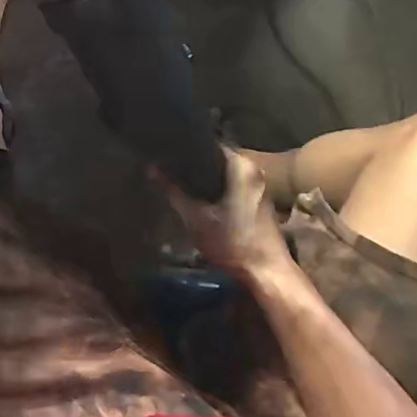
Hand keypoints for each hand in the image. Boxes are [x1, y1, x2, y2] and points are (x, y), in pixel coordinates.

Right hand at [153, 148, 294, 282]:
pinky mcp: (259, 199)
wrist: (266, 273)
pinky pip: (233, 185)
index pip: (208, 144)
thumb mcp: (196, 218)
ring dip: (205, 179)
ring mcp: (259, 184)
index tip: (166, 154)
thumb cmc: (232, 242)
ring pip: (224, 174)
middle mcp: (254, 168)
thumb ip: (173, 191)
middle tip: (168, 170)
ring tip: (179, 183)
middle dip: (194, 166)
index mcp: (241, 165)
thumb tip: (150, 169)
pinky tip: (200, 199)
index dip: (186, 149)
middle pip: (216, 159)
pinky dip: (217, 189)